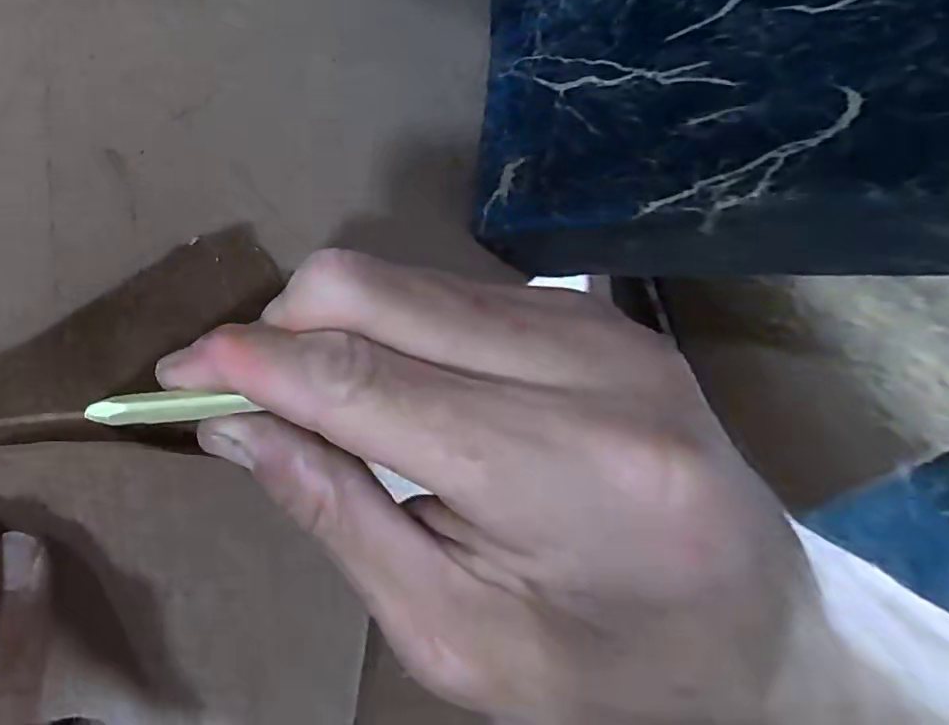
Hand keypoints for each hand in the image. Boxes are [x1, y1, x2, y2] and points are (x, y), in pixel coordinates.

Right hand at [157, 250, 847, 723]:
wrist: (774, 635)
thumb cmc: (610, 674)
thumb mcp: (454, 636)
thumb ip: (332, 512)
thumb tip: (231, 422)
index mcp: (564, 474)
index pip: (356, 381)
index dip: (247, 363)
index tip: (174, 370)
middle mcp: (582, 366)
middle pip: (363, 289)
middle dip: (274, 326)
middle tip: (244, 389)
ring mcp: (584, 318)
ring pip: (387, 274)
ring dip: (319, 324)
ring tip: (313, 393)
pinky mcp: (575, 302)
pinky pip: (426, 284)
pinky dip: (371, 321)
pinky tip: (382, 380)